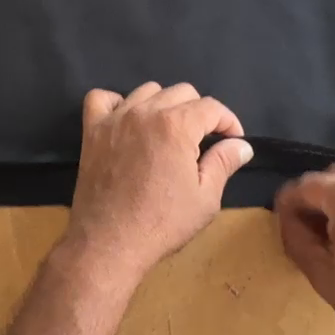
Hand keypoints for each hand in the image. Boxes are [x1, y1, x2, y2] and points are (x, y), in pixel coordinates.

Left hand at [61, 82, 252, 286]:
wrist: (109, 243)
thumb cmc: (162, 223)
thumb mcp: (205, 198)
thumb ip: (223, 163)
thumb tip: (242, 145)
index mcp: (177, 125)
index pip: (212, 107)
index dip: (229, 122)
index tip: (233, 140)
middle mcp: (146, 111)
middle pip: (182, 92)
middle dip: (199, 112)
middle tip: (202, 141)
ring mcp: (116, 117)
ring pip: (147, 91)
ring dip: (163, 105)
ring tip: (167, 133)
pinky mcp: (93, 129)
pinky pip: (102, 98)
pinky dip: (116, 103)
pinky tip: (126, 122)